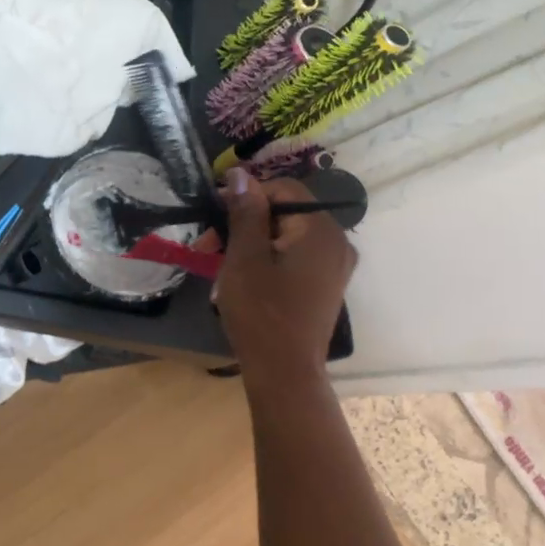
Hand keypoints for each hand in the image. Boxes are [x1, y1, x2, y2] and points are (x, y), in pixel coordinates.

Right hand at [214, 169, 356, 373]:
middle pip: (286, 213)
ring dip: (251, 243)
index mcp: (321, 230)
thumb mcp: (244, 258)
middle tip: (206, 247)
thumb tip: (240, 175)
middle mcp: (338, 242)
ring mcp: (335, 266)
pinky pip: (295, 257)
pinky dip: (267, 260)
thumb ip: (245, 213)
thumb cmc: (261, 311)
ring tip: (220, 268)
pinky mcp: (326, 285)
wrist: (284, 369)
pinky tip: (243, 280)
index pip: (284, 190)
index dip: (246, 196)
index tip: (212, 217)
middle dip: (244, 224)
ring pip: (288, 237)